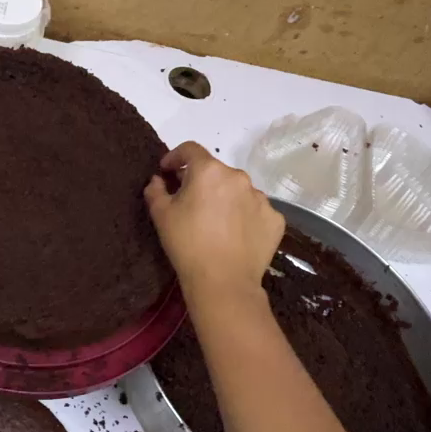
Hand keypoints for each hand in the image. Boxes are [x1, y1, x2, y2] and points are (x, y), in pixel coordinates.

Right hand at [144, 142, 283, 312]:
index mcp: (209, 170)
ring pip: (237, 190)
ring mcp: (261, 199)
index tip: (167, 171)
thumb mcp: (160, 214)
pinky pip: (255, 210)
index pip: (190, 150)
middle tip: (189, 200)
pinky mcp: (275, 219)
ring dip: (224, 197)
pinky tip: (235, 233)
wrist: (223, 282)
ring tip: (215, 220)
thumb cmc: (186, 243)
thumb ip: (155, 189)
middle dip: (201, 180)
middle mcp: (238, 177)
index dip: (175, 157)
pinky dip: (244, 215)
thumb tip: (159, 180)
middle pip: (215, 171)